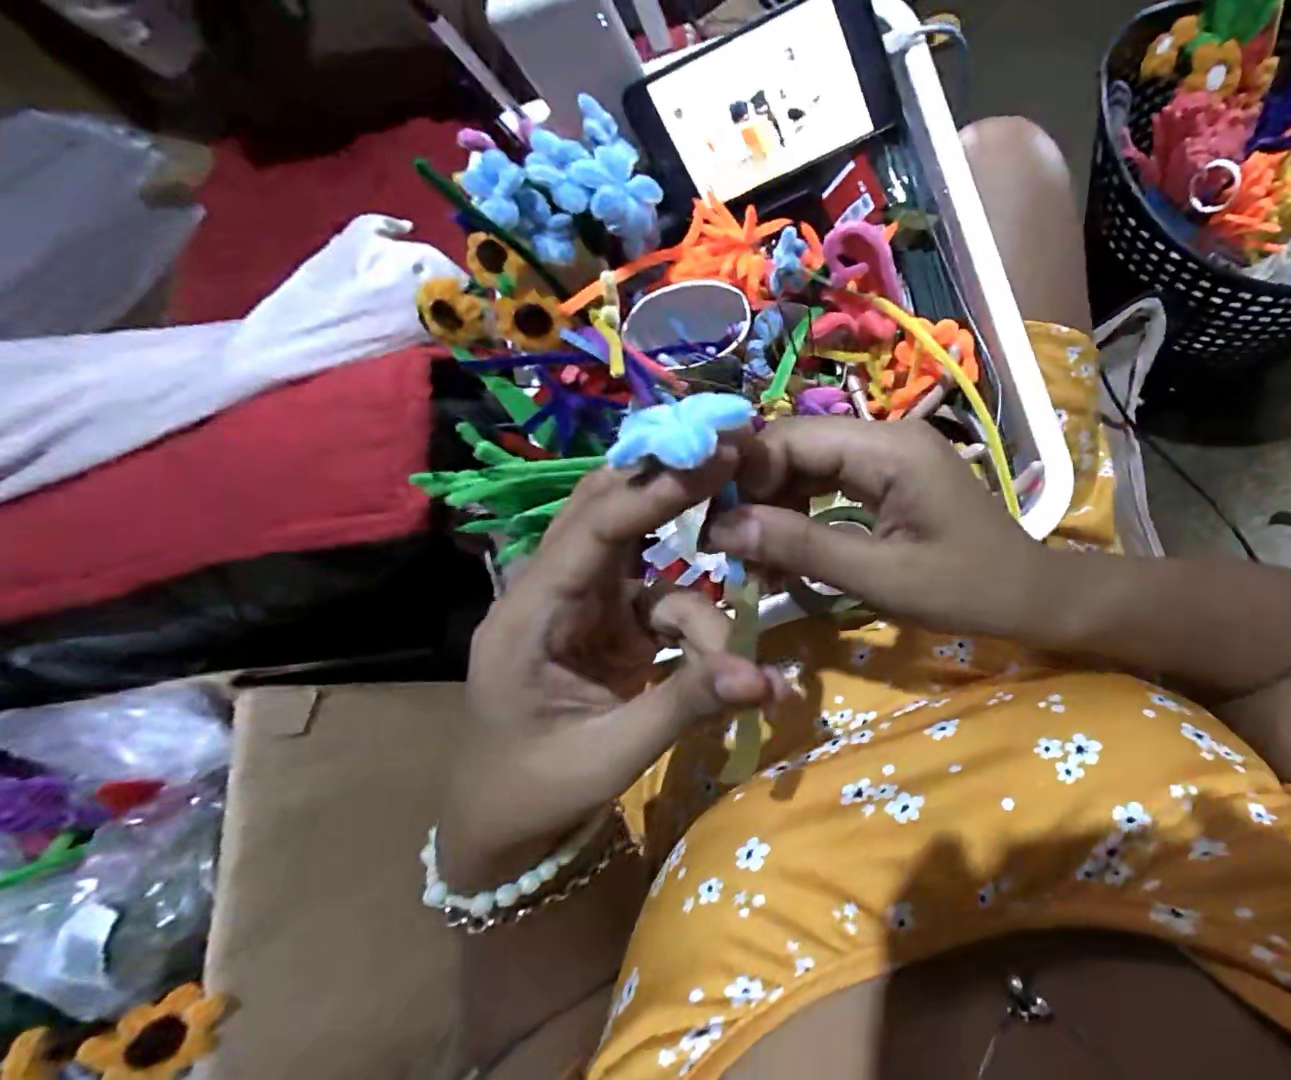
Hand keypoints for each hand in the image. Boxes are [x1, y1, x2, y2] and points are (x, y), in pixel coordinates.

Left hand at [439, 452, 774, 888]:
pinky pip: (673, 606)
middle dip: (673, 489)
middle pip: (611, 514)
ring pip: (656, 567)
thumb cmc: (536, 794)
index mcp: (528, 616)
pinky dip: (708, 635)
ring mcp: (589, 609)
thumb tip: (765, 678)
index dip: (655, 490)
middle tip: (732, 461)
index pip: (594, 531)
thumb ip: (686, 706)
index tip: (715, 456)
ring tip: (739, 674)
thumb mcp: (610, 754)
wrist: (506, 834)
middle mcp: (555, 596)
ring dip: (704, 611)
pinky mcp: (618, 628)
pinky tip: (731, 678)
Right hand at [708, 417, 1042, 633]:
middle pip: (799, 446)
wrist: (1028, 595)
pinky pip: (836, 483)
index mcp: (890, 448)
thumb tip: (723, 527)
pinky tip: (787, 550)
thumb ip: (802, 546)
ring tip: (755, 560)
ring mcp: (894, 455)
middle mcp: (889, 436)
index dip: (744, 474)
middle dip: (758, 494)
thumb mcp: (880, 576)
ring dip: (778, 507)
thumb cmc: (964, 588)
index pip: (792, 437)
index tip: (710, 525)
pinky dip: (807, 513)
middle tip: (727, 550)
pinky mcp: (896, 478)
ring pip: (813, 465)